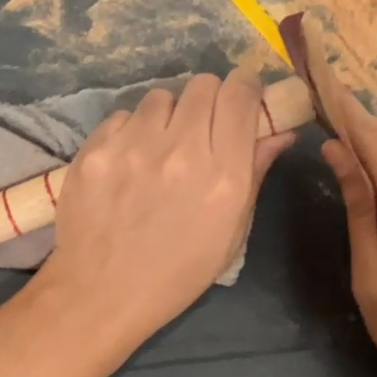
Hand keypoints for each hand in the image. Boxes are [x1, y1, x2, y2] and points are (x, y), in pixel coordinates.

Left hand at [35, 68, 297, 350]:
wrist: (100, 292)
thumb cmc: (177, 272)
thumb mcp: (231, 233)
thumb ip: (254, 173)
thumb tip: (279, 131)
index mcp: (223, 175)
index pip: (240, 95)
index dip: (245, 88)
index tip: (242, 97)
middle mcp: (181, 150)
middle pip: (203, 84)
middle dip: (208, 99)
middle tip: (201, 124)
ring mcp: (134, 145)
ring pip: (161, 95)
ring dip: (167, 114)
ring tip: (159, 146)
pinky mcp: (96, 147)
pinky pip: (122, 115)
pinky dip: (130, 130)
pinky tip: (127, 161)